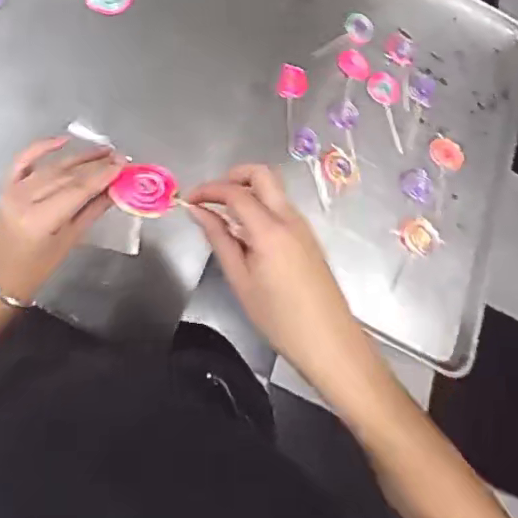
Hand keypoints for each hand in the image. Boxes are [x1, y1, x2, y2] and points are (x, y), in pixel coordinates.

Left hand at [0, 137, 124, 301]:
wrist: (1, 276)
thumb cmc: (38, 268)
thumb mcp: (70, 241)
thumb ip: (92, 210)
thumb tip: (115, 188)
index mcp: (39, 220)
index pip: (77, 190)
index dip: (102, 175)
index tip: (123, 164)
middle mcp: (23, 200)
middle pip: (65, 176)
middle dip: (94, 165)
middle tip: (119, 157)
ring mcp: (12, 191)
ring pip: (51, 168)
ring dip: (78, 157)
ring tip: (102, 151)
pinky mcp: (6, 186)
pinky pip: (24, 160)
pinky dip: (41, 147)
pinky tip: (63, 140)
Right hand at [182, 165, 360, 367]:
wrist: (330, 342)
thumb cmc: (279, 318)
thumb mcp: (240, 280)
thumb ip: (219, 239)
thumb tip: (198, 212)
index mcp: (270, 230)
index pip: (235, 192)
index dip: (208, 190)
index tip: (188, 201)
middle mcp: (290, 219)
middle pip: (262, 174)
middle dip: (232, 176)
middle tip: (209, 198)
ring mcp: (303, 227)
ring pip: (272, 190)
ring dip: (246, 192)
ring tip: (222, 219)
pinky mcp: (308, 238)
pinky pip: (280, 209)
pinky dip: (259, 207)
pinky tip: (244, 234)